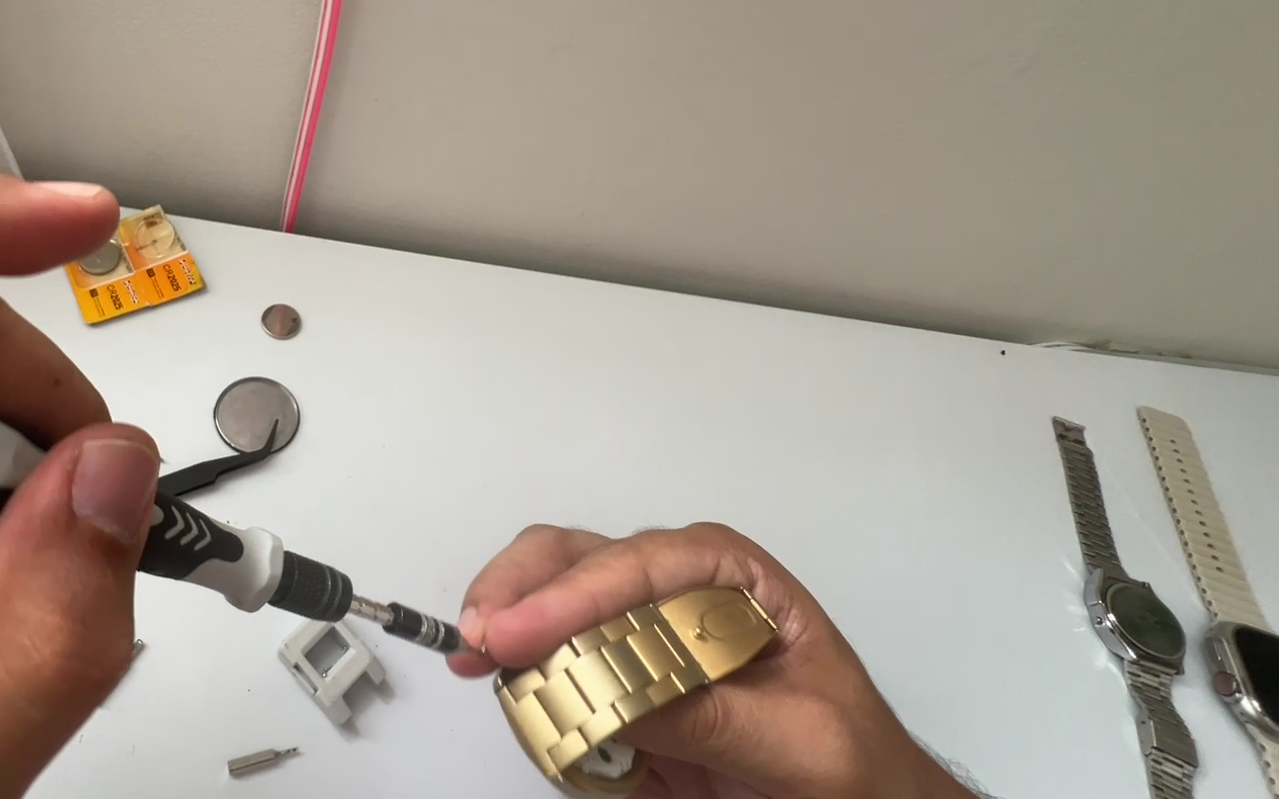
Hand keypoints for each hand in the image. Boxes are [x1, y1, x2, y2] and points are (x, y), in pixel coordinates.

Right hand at [449, 523, 972, 798]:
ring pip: (551, 575)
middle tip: (478, 638)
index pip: (637, 564)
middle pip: (577, 553)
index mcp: (724, 571)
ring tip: (469, 652)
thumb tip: (605, 697)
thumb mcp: (802, 746)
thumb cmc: (851, 761)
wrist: (859, 793)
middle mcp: (670, 573)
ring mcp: (635, 607)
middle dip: (520, 588)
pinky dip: (515, 646)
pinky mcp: (611, 648)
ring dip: (504, 608)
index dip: (570, 595)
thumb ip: (712, 717)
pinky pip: (552, 632)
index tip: (515, 636)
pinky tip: (489, 670)